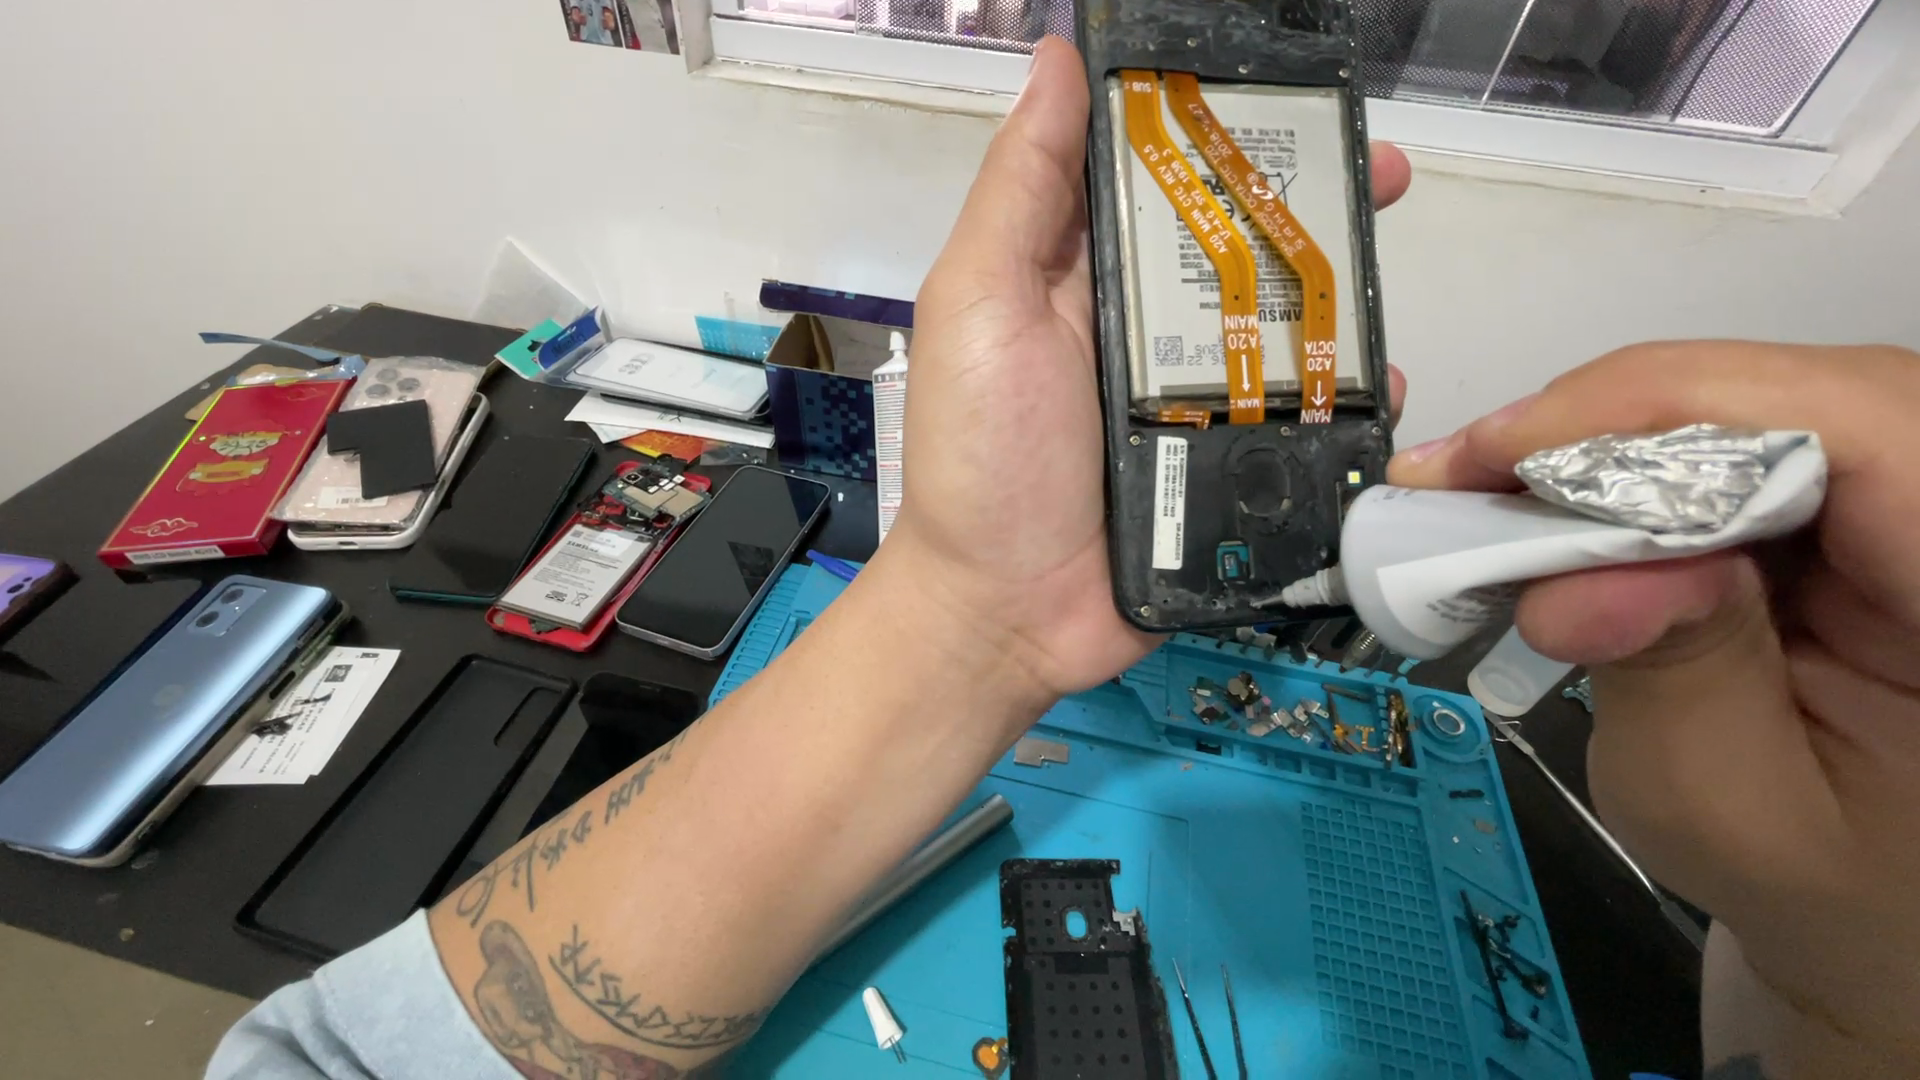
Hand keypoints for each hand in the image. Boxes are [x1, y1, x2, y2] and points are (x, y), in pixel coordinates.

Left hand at [880, 36, 1411, 704]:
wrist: (1007, 607)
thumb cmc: (984, 453)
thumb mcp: (979, 307)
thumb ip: (1018, 194)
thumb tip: (1059, 59)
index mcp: (1084, 280)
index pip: (1161, 178)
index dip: (1224, 129)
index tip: (1290, 97)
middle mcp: (1143, 332)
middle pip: (1240, 247)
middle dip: (1311, 204)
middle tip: (1380, 179)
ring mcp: (1193, 403)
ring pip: (1286, 328)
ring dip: (1344, 296)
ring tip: (1387, 280)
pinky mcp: (1228, 470)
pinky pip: (1304, 421)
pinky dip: (1348, 400)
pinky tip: (1382, 386)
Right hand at [1390, 343, 1919, 1066]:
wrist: (1875, 895)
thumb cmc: (1812, 875)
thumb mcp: (1723, 799)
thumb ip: (1668, 678)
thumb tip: (1570, 583)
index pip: (1860, 426)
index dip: (1662, 412)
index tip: (1494, 462)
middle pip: (1787, 395)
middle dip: (1598, 422)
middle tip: (1456, 471)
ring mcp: (1907, 506)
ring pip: (1740, 407)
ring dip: (1588, 440)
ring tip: (1473, 485)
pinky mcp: (1840, 509)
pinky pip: (1715, 444)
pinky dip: (1603, 464)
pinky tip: (1532, 499)